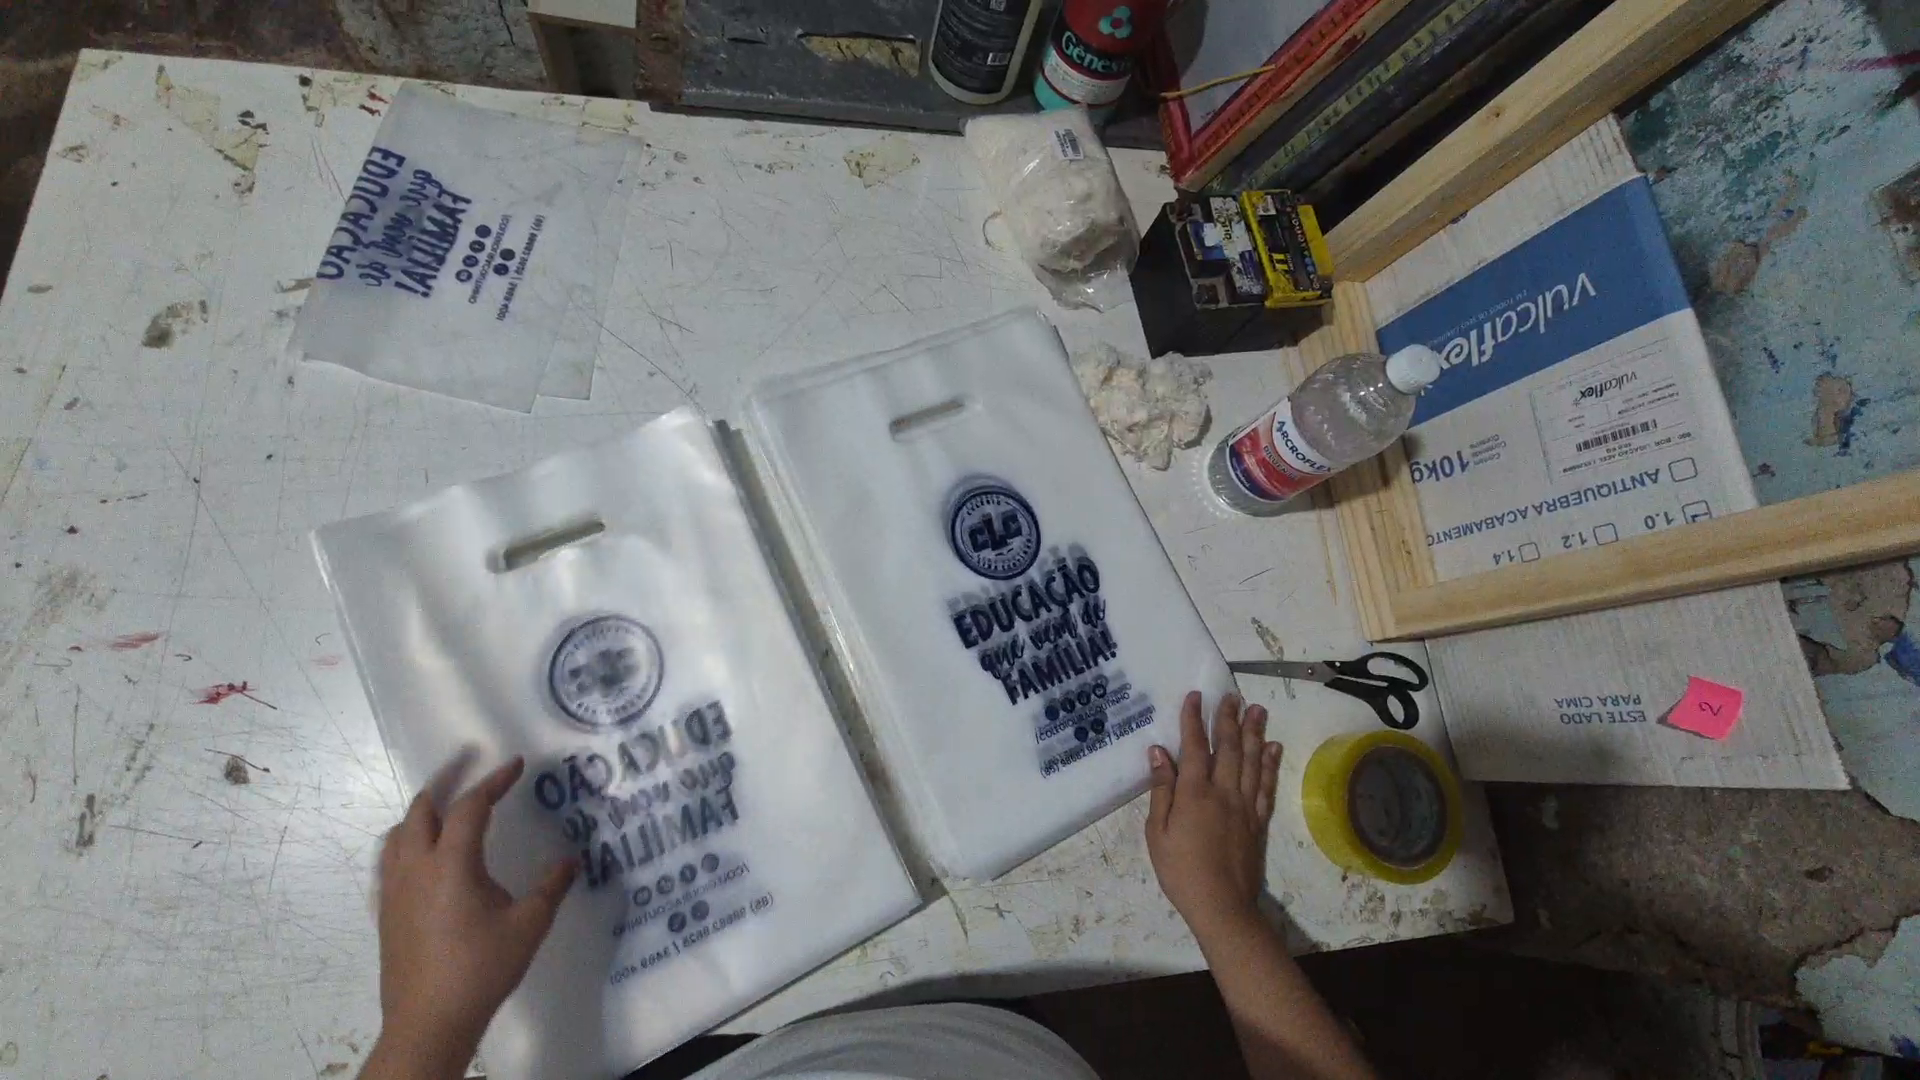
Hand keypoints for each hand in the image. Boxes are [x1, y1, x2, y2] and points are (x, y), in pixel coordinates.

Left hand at [370, 756, 576, 1078]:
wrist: (429, 1022)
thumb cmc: (482, 967)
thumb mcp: (530, 923)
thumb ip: (552, 885)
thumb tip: (572, 859)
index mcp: (452, 865)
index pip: (471, 807)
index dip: (494, 781)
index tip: (516, 765)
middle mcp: (416, 870)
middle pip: (421, 811)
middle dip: (445, 782)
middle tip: (468, 764)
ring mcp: (394, 892)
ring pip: (398, 835)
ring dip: (422, 812)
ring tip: (445, 805)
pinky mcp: (386, 913)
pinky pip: (390, 861)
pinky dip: (408, 841)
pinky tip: (426, 854)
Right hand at [1145, 691, 1280, 944]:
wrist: (1221, 905)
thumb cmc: (1180, 869)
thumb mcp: (1157, 831)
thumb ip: (1161, 789)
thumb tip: (1159, 752)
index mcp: (1194, 793)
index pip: (1194, 747)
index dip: (1193, 719)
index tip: (1195, 696)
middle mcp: (1223, 791)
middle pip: (1228, 747)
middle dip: (1228, 718)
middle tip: (1232, 695)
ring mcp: (1245, 805)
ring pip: (1251, 761)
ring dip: (1254, 733)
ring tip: (1257, 709)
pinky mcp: (1258, 820)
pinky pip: (1265, 786)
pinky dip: (1269, 764)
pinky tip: (1272, 747)